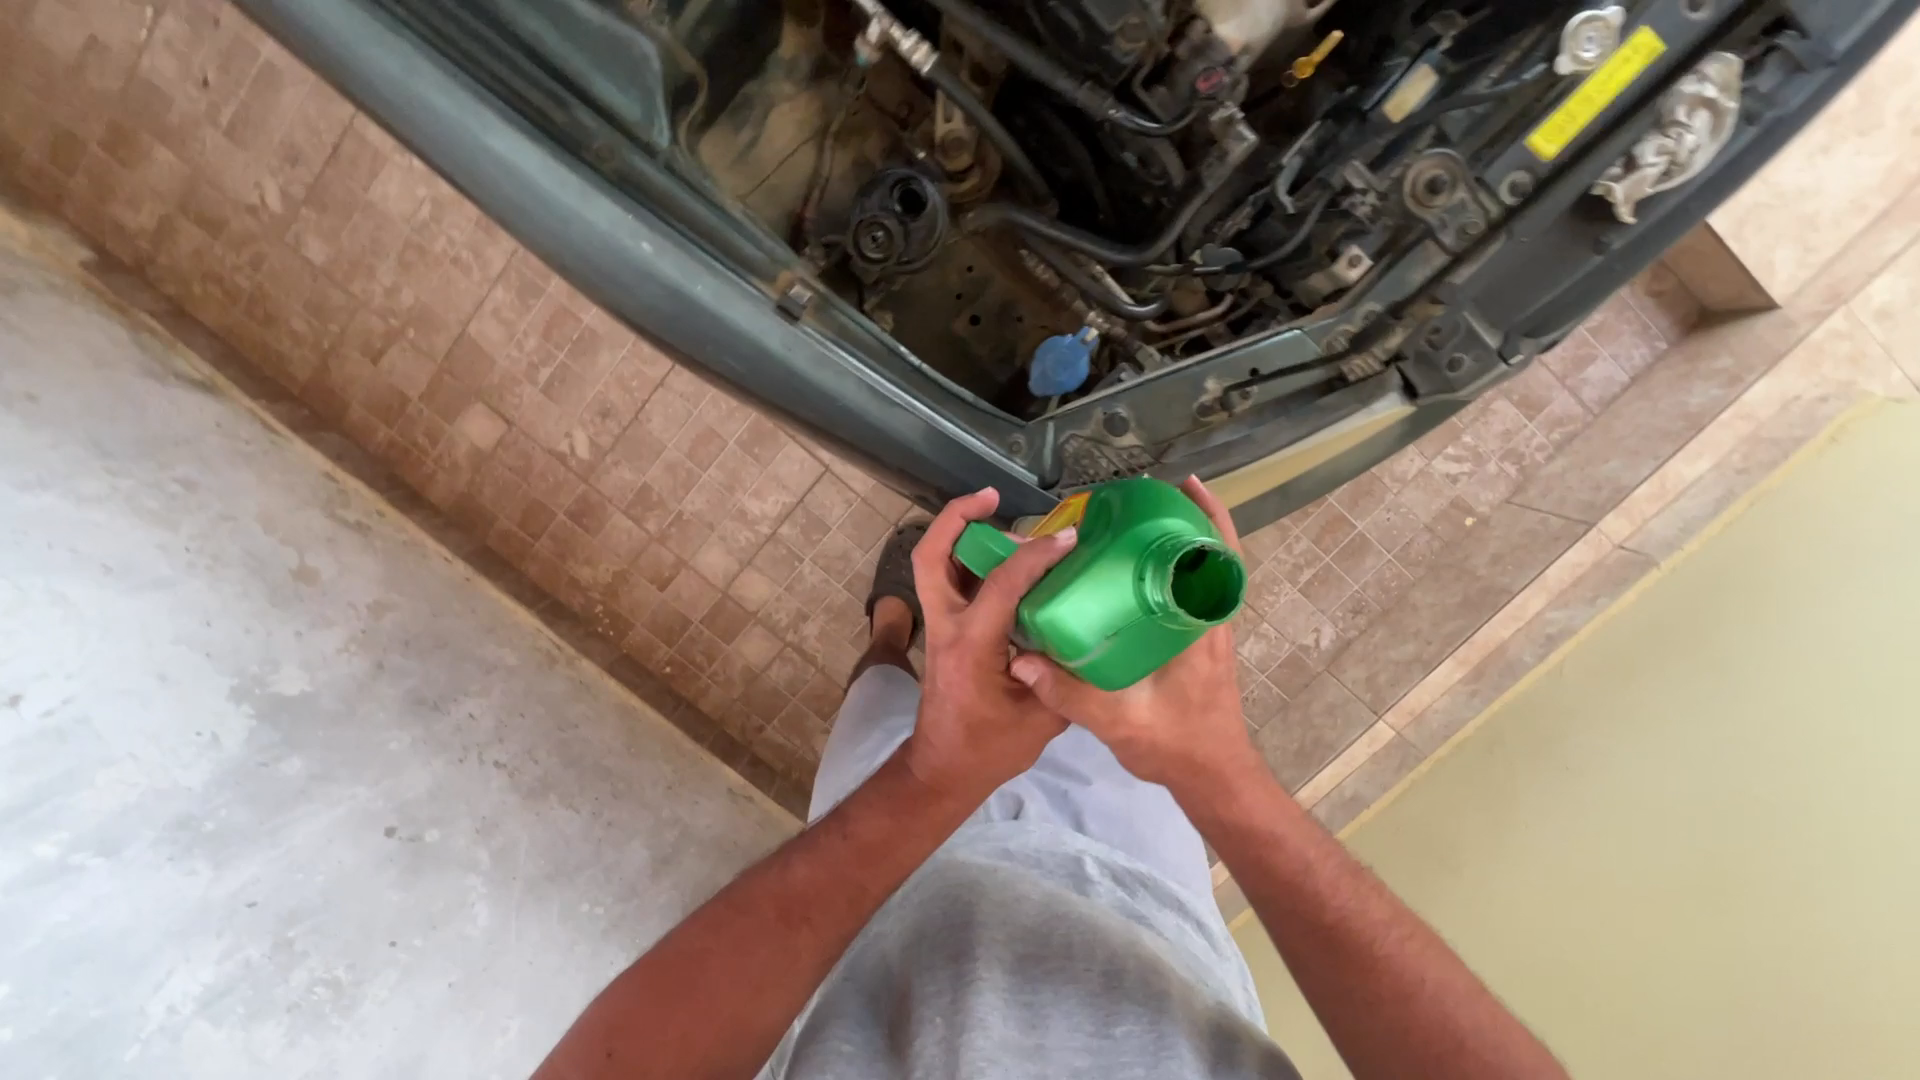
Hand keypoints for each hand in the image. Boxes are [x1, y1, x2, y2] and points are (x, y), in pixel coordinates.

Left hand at [899, 488, 1078, 804]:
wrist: (943, 768)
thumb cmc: (989, 748)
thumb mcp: (1041, 718)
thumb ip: (1067, 676)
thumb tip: (1096, 638)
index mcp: (971, 646)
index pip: (1001, 584)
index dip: (1036, 556)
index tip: (1068, 539)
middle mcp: (946, 626)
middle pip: (932, 556)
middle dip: (956, 518)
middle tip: (992, 496)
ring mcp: (939, 627)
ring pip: (933, 564)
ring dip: (958, 534)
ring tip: (997, 516)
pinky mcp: (944, 632)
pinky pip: (947, 581)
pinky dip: (968, 559)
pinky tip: (1003, 559)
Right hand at [1009, 476, 1263, 795]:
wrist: (1213, 777)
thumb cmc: (1177, 746)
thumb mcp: (1117, 721)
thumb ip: (1068, 693)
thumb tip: (1020, 660)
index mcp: (1201, 627)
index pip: (1219, 559)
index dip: (1209, 517)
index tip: (1184, 486)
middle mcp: (1210, 620)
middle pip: (1208, 555)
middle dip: (1181, 520)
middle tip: (1137, 500)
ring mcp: (1207, 633)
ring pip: (1200, 574)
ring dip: (1176, 544)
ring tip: (1130, 526)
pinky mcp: (1199, 645)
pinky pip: (1189, 595)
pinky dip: (1169, 574)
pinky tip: (1130, 576)